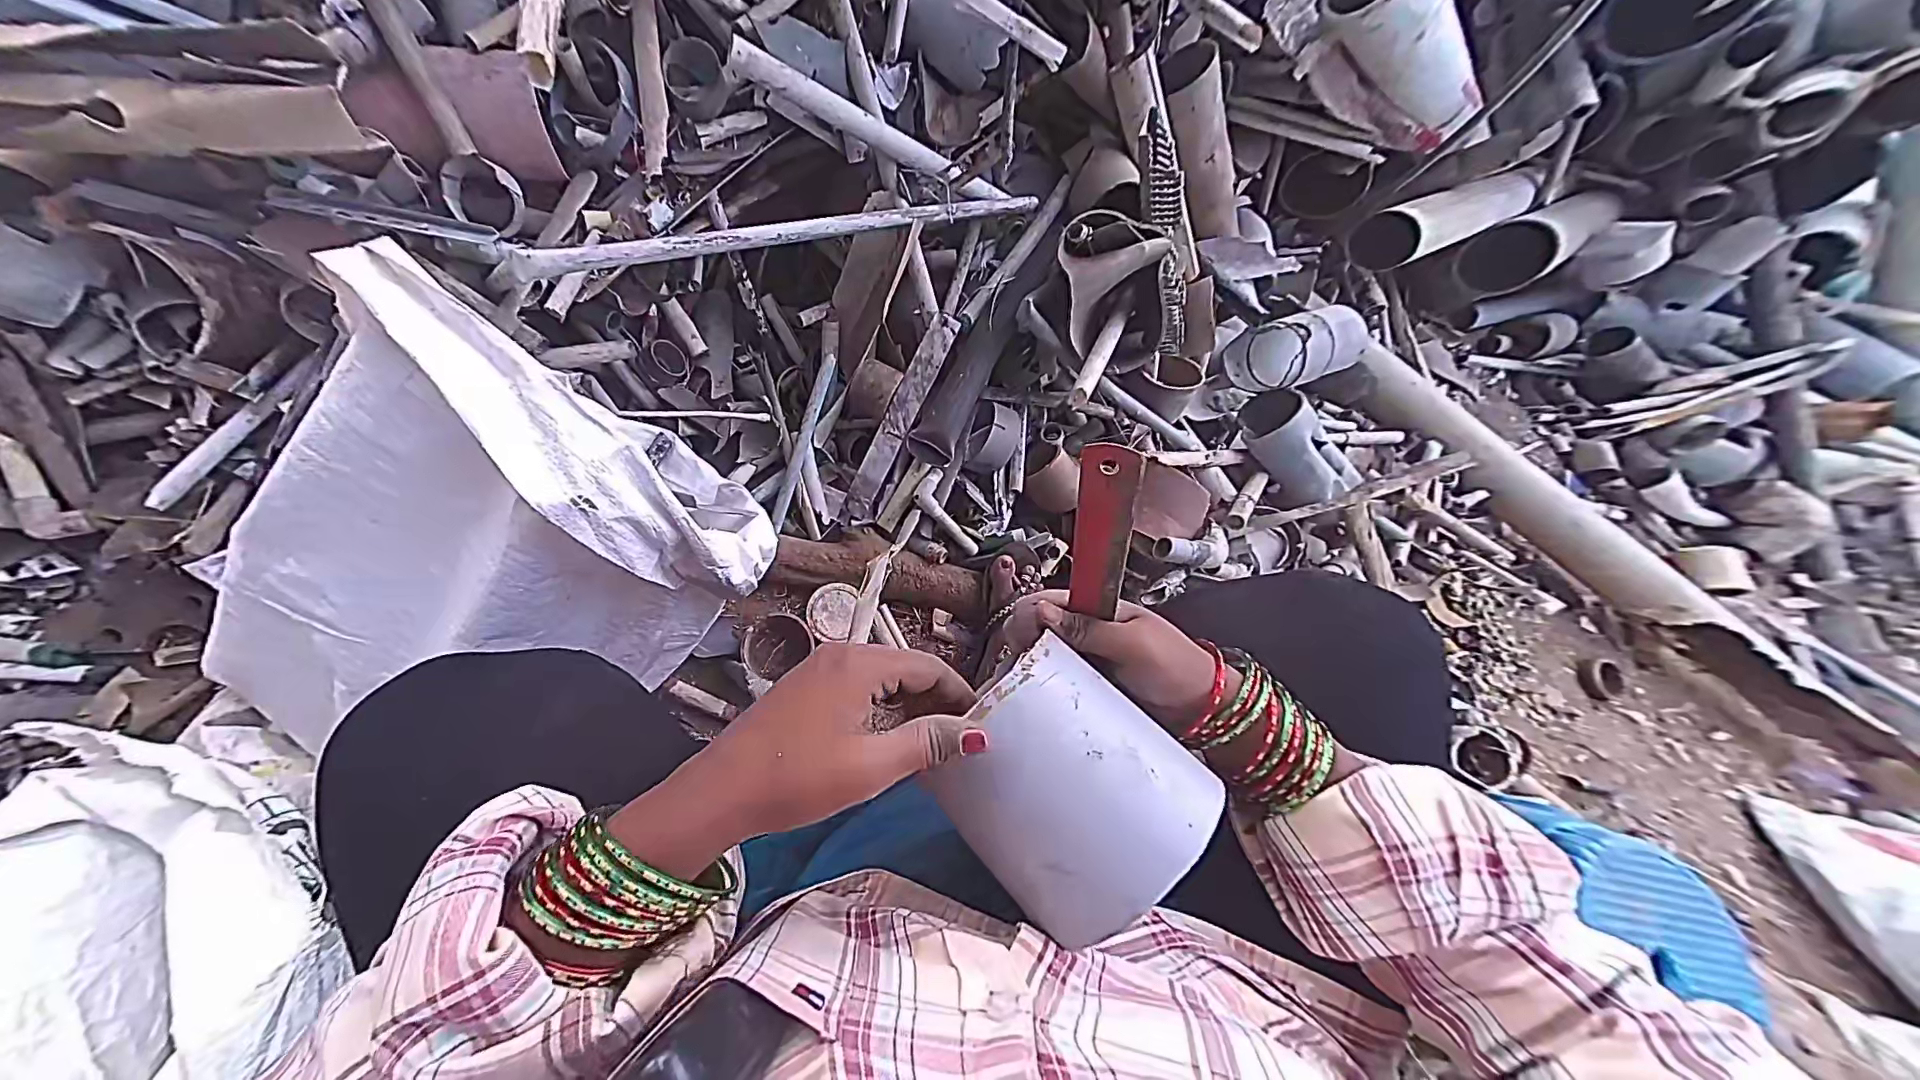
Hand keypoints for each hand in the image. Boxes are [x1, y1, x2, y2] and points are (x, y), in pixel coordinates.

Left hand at [607, 644, 981, 878]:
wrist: (720, 792)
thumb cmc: (798, 778)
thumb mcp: (871, 765)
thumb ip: (928, 743)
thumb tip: (977, 733)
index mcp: (859, 662)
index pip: (928, 666)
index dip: (959, 695)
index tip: (980, 727)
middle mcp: (841, 653)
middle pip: (905, 669)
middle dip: (935, 703)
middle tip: (956, 743)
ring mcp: (820, 668)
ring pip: (882, 680)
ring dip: (908, 709)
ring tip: (927, 748)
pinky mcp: (806, 687)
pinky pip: (858, 689)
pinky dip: (881, 711)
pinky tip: (888, 741)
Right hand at [991, 590, 1217, 726]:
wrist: (1202, 708)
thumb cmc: (1177, 667)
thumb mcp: (1133, 643)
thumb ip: (1088, 627)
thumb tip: (1043, 610)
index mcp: (1098, 607)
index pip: (1048, 600)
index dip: (1027, 615)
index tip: (1020, 639)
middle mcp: (1086, 629)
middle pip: (1037, 626)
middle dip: (1021, 641)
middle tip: (1019, 663)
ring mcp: (1085, 656)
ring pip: (1041, 654)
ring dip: (1028, 664)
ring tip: (1021, 680)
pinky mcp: (1086, 682)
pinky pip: (1055, 679)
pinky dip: (1041, 684)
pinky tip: (1034, 693)